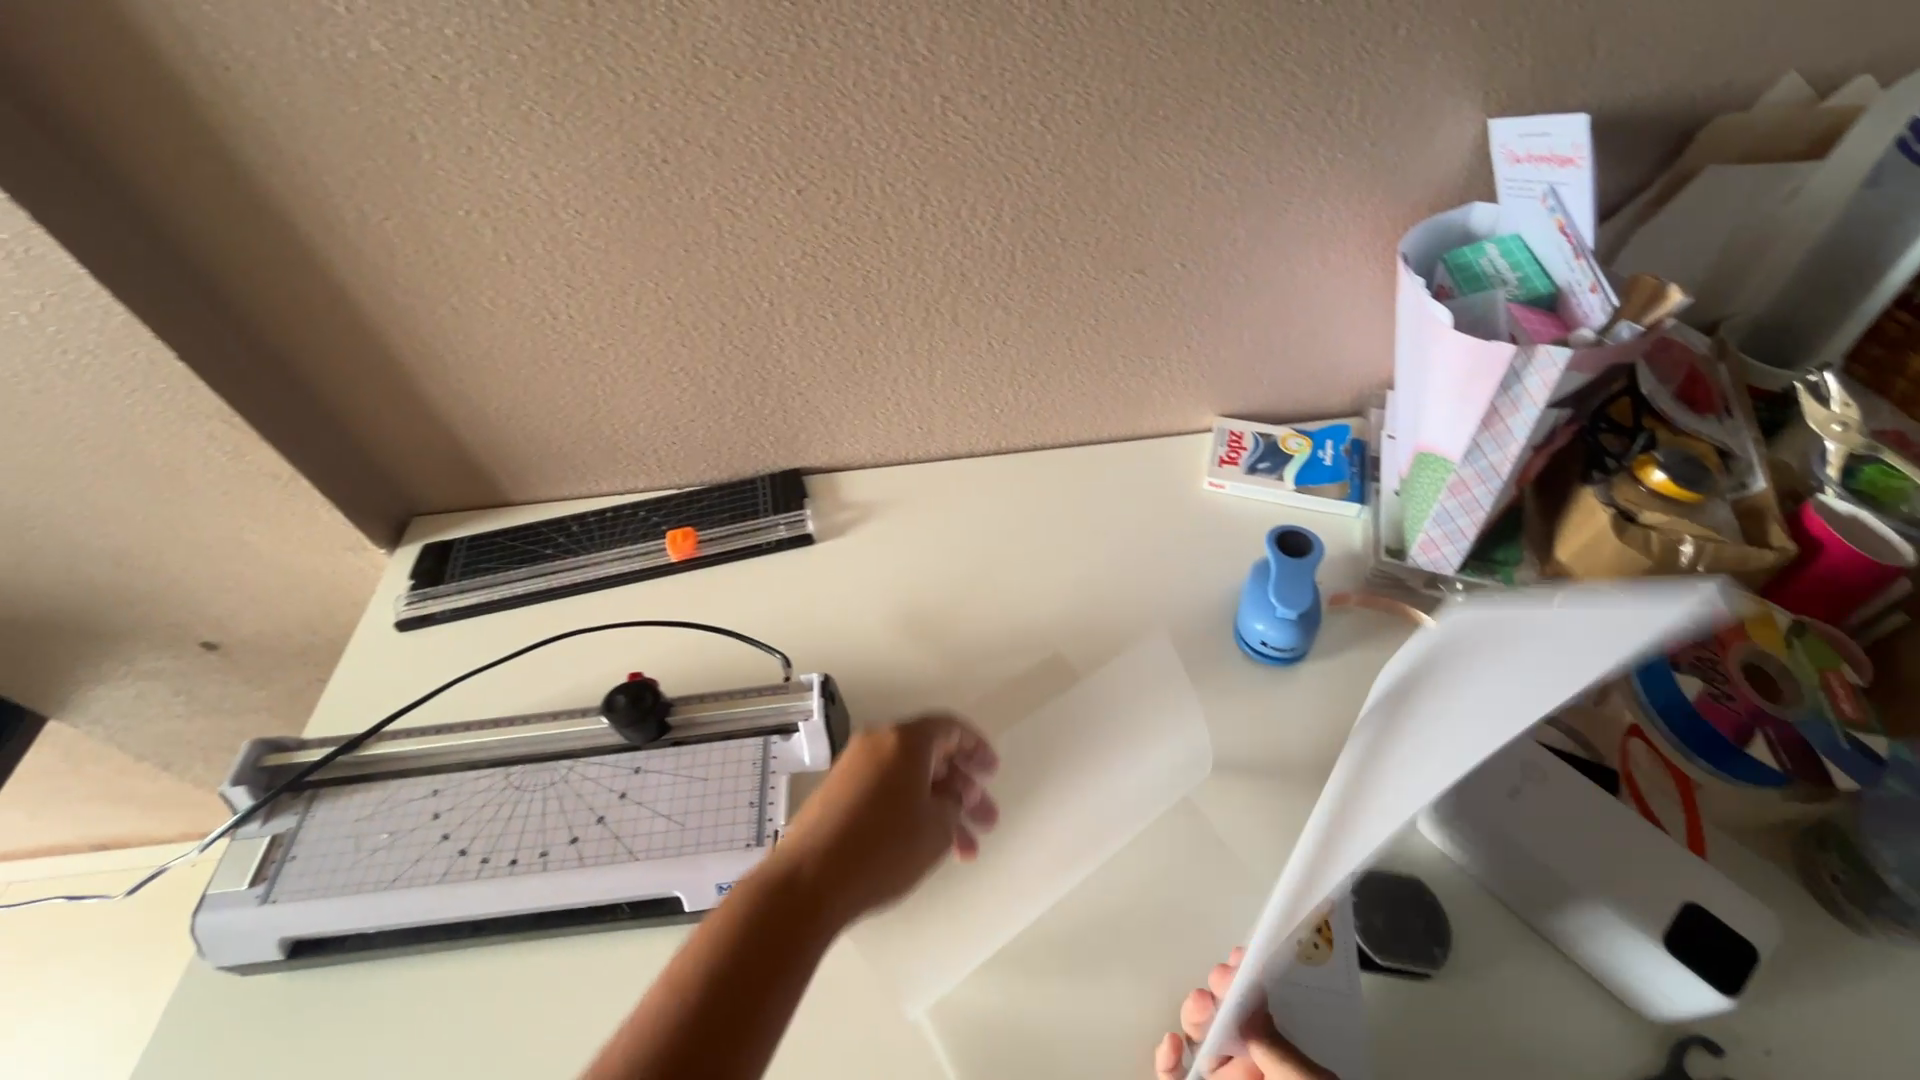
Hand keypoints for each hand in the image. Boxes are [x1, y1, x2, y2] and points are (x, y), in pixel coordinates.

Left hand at [766, 712, 998, 924]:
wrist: (809, 880)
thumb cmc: (883, 847)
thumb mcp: (937, 827)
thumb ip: (954, 805)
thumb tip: (950, 798)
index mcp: (904, 740)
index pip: (949, 729)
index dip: (977, 749)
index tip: (993, 773)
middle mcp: (877, 745)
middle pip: (931, 758)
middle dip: (964, 790)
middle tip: (987, 821)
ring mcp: (854, 771)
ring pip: (911, 782)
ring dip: (942, 810)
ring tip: (967, 850)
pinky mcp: (839, 797)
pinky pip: (888, 794)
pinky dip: (913, 814)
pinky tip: (930, 848)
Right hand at [1153, 947, 1335, 1079]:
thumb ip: (1279, 1054)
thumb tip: (1246, 1010)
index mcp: (1285, 1062)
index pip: (1263, 1010)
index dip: (1250, 980)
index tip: (1244, 959)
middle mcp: (1252, 1069)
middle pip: (1225, 1016)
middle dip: (1220, 991)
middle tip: (1223, 981)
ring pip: (1196, 1040)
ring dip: (1195, 1016)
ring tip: (1202, 1008)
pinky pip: (1175, 1077)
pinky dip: (1166, 1059)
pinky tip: (1172, 1045)